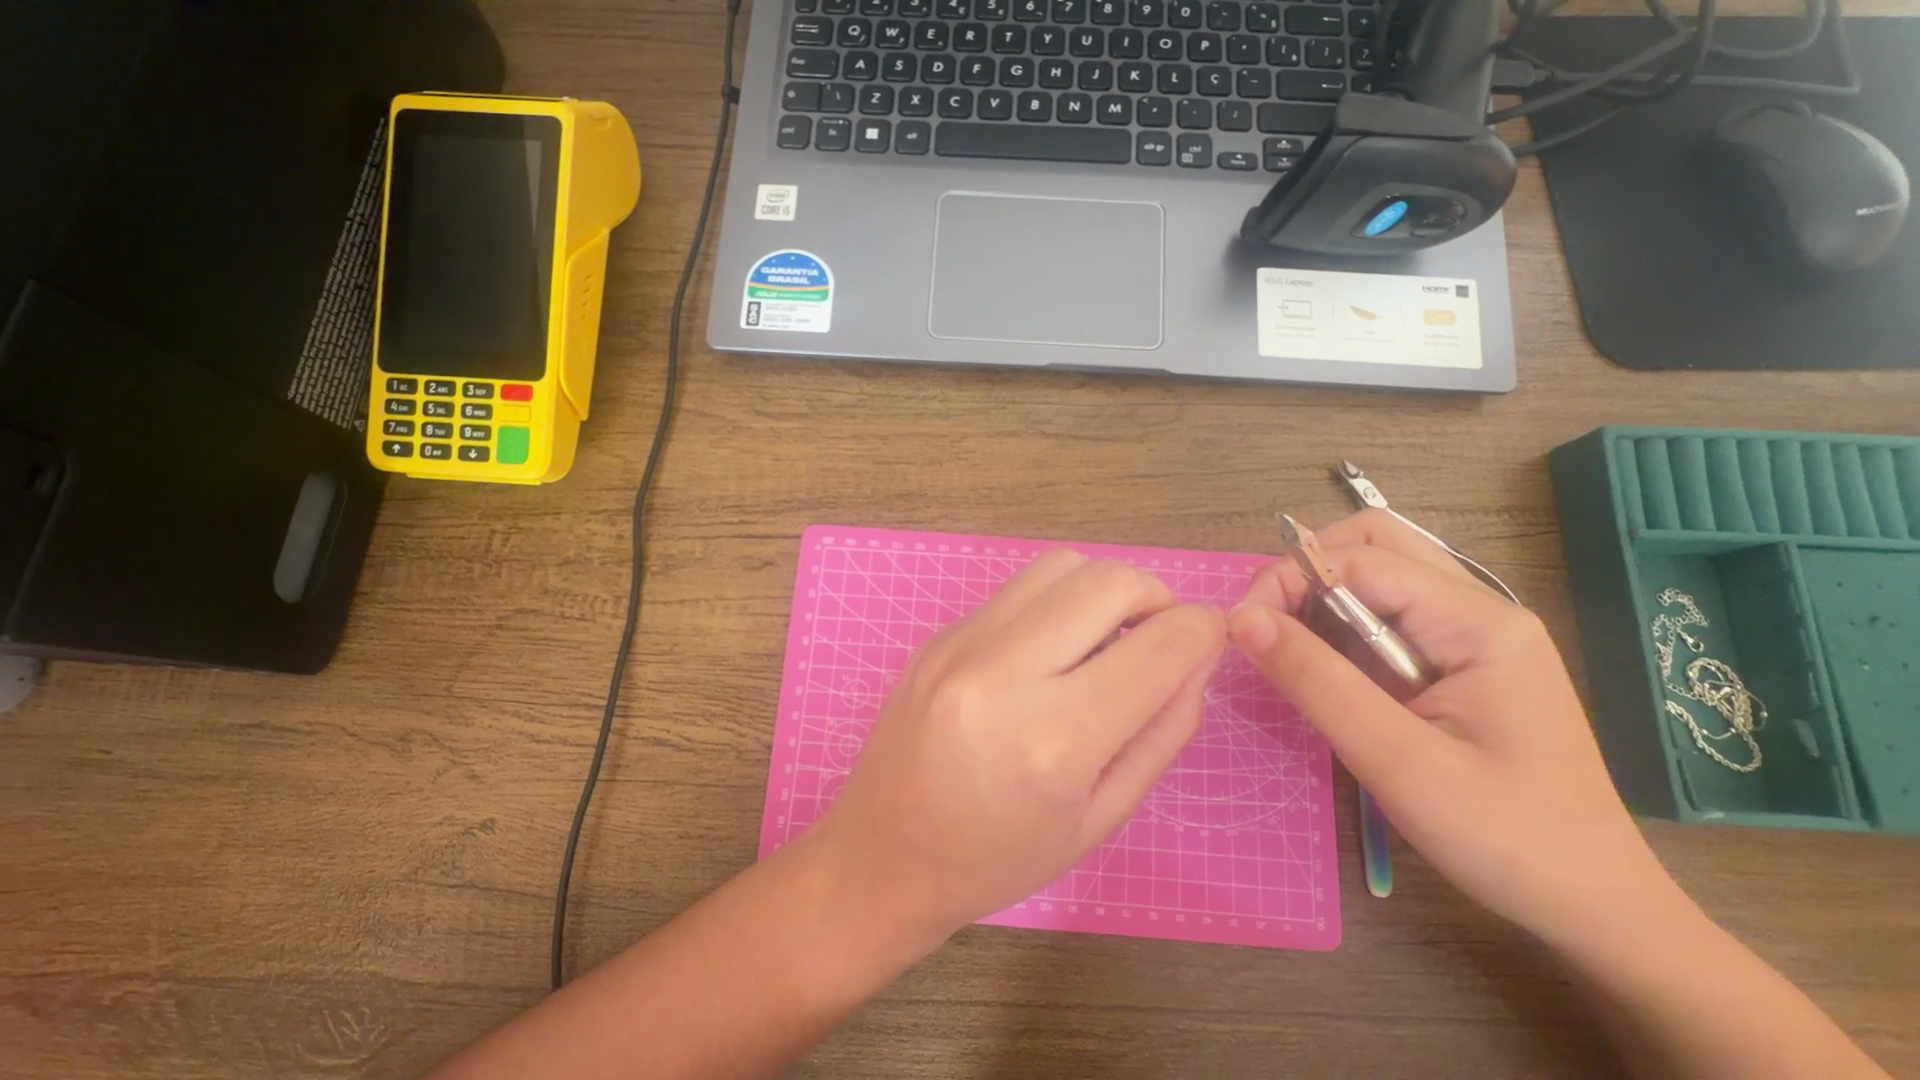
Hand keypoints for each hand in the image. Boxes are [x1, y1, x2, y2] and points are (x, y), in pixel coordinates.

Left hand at [811, 550, 1227, 939]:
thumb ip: (1164, 732)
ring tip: (1105, 640)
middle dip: (1157, 598)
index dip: (1204, 632)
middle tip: (1157, 640)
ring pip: (1062, 565)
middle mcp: (1004, 674)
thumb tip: (1198, 658)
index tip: (1207, 641)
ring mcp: (962, 645)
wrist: (883, 855)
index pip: (1162, 645)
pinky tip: (1051, 650)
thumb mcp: (1102, 819)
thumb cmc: (998, 858)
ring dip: (1103, 590)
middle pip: (1111, 580)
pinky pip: (1018, 588)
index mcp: (1054, 740)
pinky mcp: (940, 634)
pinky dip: (1056, 602)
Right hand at [1227, 510, 1673, 947]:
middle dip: (1306, 574)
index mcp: (1478, 622)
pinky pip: (1391, 623)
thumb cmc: (1505, 836)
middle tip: (1266, 631)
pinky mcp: (1462, 668)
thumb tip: (1241, 619)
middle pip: (1377, 547)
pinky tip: (1332, 680)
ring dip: (1324, 605)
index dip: (1290, 580)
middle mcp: (1479, 612)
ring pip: (1381, 582)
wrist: (1593, 904)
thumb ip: (1318, 683)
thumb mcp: (1398, 762)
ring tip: (1293, 661)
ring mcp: (1475, 638)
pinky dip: (1344, 635)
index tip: (1241, 631)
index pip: (1361, 559)